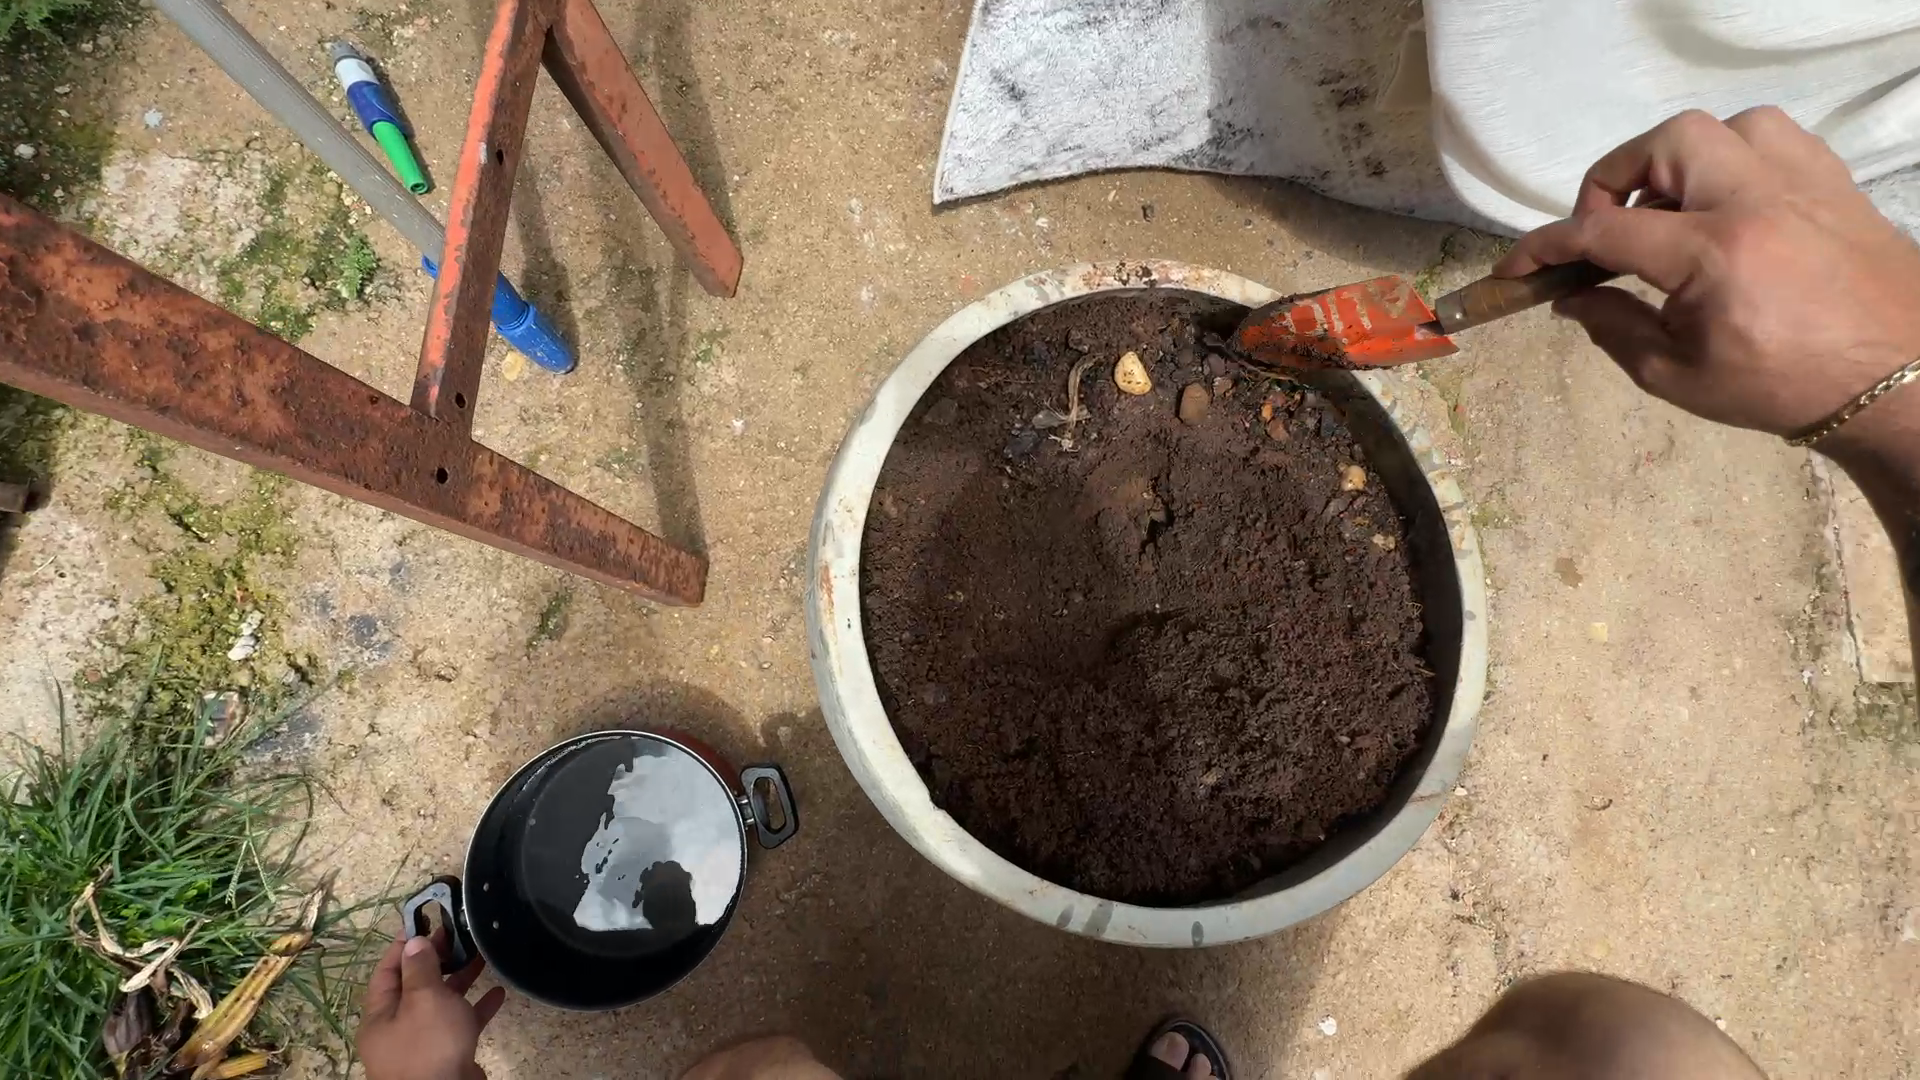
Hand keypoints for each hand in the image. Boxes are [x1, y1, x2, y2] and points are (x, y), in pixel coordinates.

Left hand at [357, 931, 506, 1079]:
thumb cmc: (428, 1044)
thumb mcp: (423, 999)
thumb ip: (420, 969)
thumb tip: (412, 942)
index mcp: (381, 1015)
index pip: (388, 970)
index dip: (405, 944)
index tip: (428, 918)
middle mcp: (398, 1027)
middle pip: (416, 984)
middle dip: (438, 957)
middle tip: (462, 932)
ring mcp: (422, 1041)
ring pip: (441, 1000)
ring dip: (461, 977)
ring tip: (483, 955)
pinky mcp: (447, 1051)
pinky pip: (462, 1021)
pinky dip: (478, 1005)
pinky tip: (498, 992)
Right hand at [1494, 106, 1919, 438]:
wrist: (1898, 377)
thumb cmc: (1773, 385)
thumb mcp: (1667, 370)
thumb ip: (1610, 324)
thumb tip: (1569, 297)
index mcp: (1714, 252)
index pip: (1602, 230)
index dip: (1541, 246)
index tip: (1512, 268)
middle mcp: (1760, 200)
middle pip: (1668, 143)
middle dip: (1612, 179)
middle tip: (1602, 231)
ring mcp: (1805, 185)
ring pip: (1726, 129)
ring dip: (1675, 164)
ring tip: (1659, 216)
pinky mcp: (1833, 186)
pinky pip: (1773, 142)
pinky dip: (1726, 163)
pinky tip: (1711, 210)